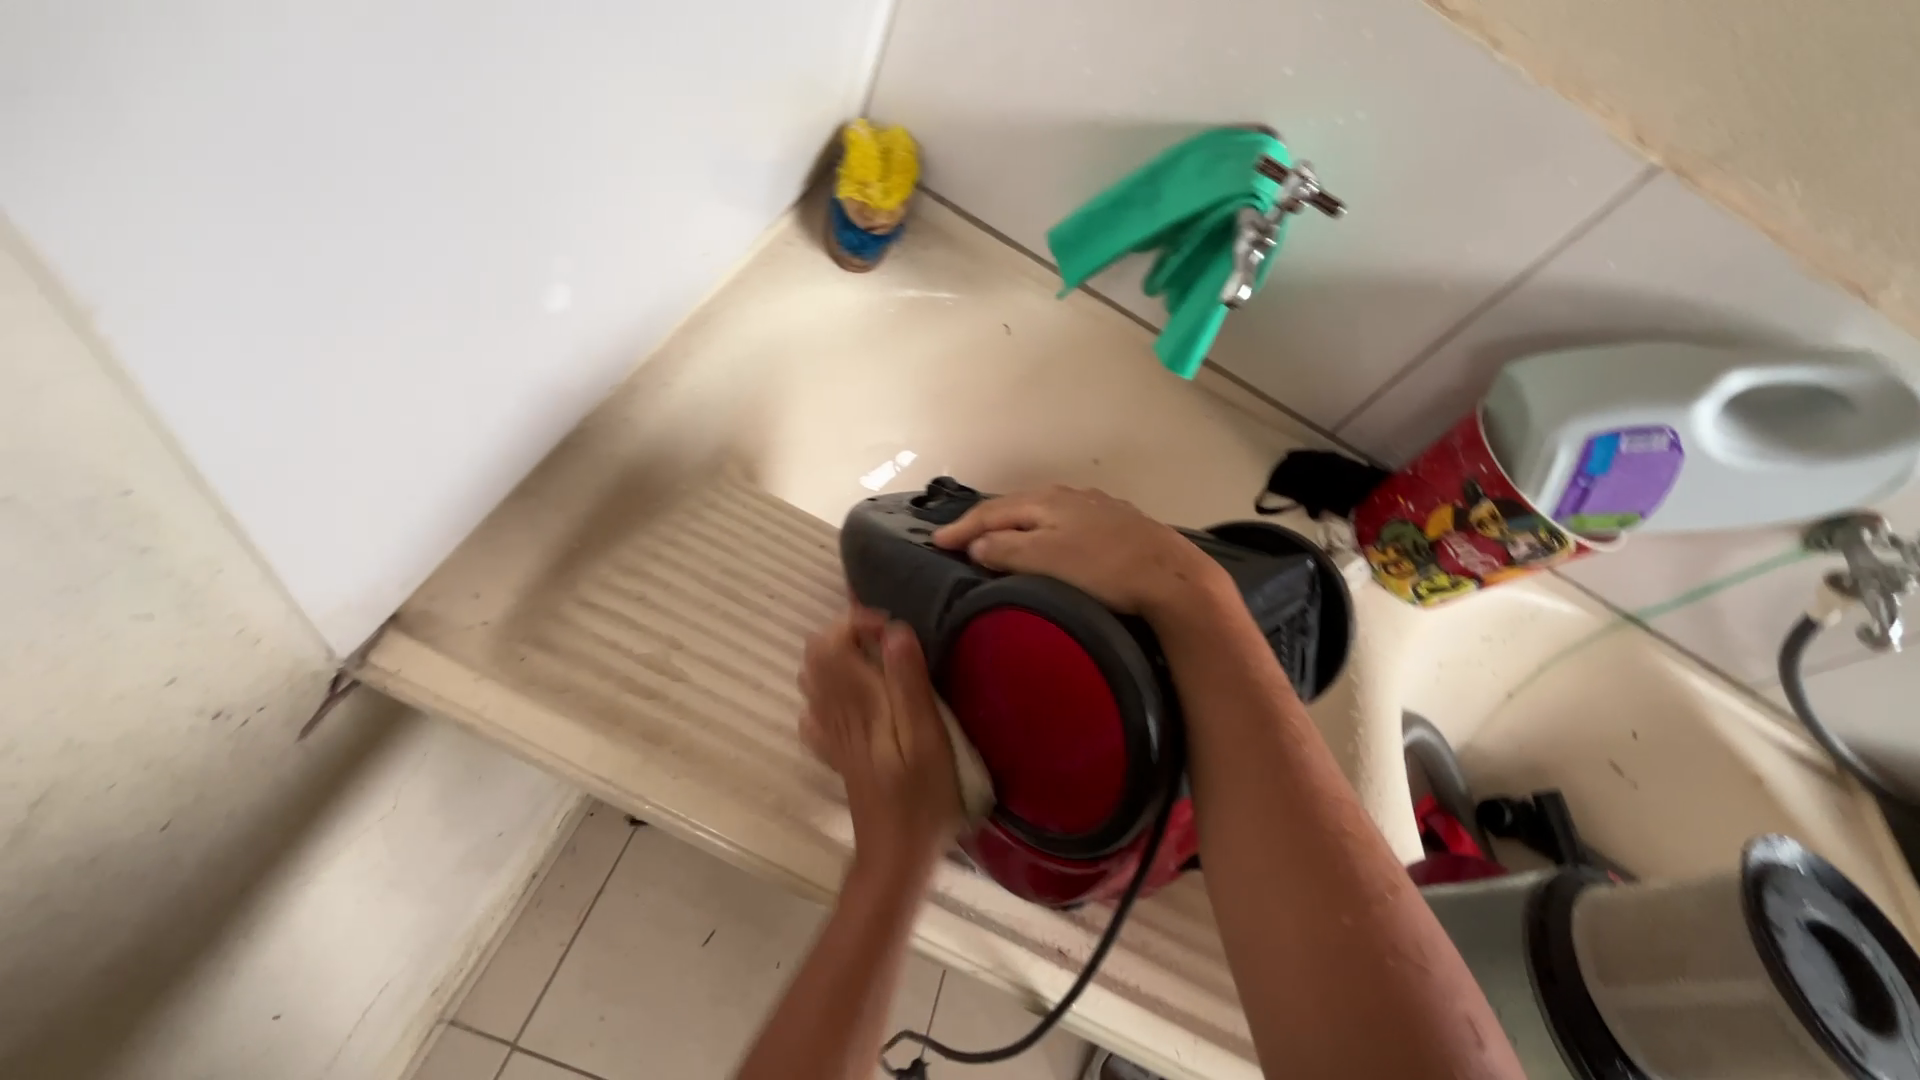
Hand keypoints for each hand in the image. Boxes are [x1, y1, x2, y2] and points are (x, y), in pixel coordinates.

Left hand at [799, 605, 962, 876]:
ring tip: (879, 665)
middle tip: (890, 643)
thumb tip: (893, 630)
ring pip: (814, 679)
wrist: (897, 855)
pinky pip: (817, 709)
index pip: (829, 642)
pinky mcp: (837, 752)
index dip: (856, 621)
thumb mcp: (927, 738)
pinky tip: (860, 700)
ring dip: (841, 658)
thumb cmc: (923, 797)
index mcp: (857, 703)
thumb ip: (908, 683)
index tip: (894, 629)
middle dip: (848, 634)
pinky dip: (832, 692)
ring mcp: (831, 734)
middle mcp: (834, 713)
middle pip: (816, 655)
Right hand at [932, 486, 1231, 620]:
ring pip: (1043, 512)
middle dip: (985, 522)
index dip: (962, 528)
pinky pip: (1066, 521)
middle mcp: (1069, 496)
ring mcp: (1096, 507)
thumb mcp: (1046, 560)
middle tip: (960, 539)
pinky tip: (1050, 541)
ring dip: (1015, 525)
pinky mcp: (1118, 523)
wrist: (1172, 578)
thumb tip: (976, 545)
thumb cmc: (1104, 569)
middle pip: (1016, 506)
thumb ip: (1006, 550)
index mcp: (1046, 501)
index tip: (936, 542)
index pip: (992, 512)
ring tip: (998, 539)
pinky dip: (1044, 530)